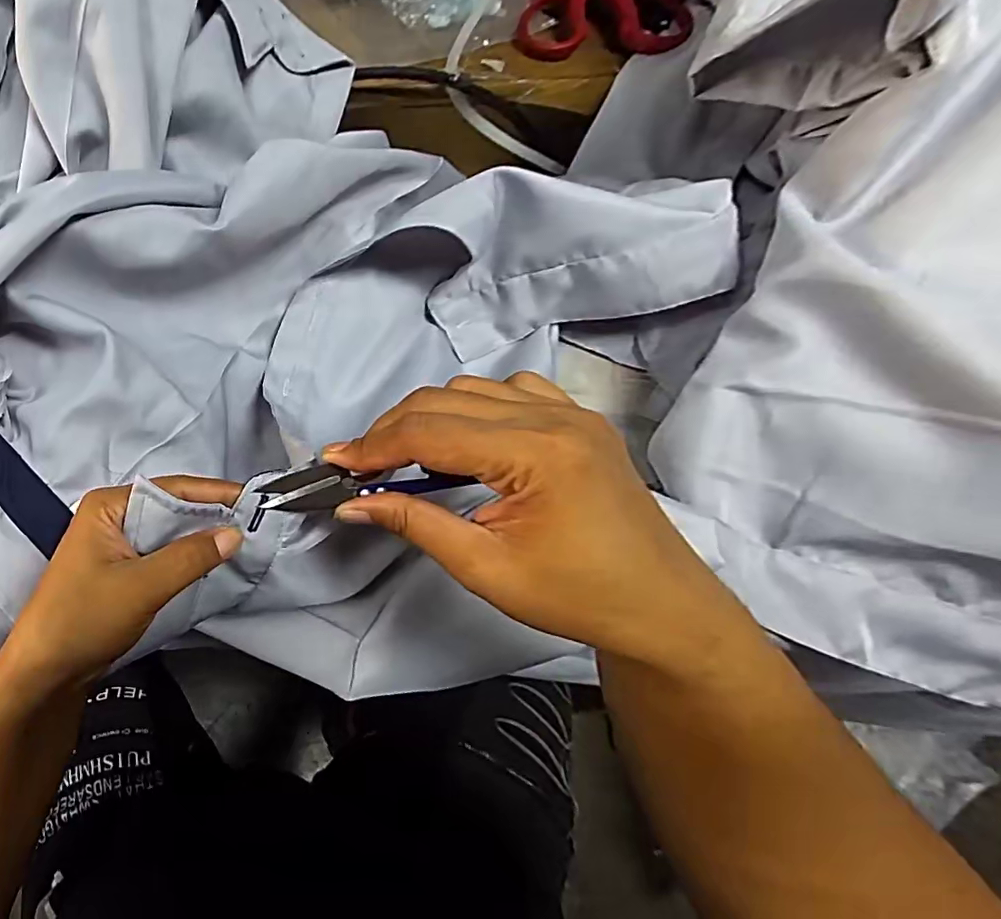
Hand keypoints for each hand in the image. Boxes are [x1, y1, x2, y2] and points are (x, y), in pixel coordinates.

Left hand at [0, 476, 242, 696]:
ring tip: (242, 537)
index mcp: (107, 506)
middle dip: (208, 513)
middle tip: (255, 519)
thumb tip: (233, 533)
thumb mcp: (143, 586)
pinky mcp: (117, 568)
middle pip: (167, 507)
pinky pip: (158, 552)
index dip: (212, 492)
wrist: (46, 668)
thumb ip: (190, 557)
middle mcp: (109, 516)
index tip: (253, 497)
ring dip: (198, 535)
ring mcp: (112, 543)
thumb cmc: (84, 618)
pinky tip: (209, 560)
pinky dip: (184, 555)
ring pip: (164, 531)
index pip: (168, 489)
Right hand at [326, 372, 758, 674]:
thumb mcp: (484, 568)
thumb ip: (413, 524)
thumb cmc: (577, 597)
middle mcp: (553, 418)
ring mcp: (570, 413)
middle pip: (440, 401)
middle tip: (358, 465)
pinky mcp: (578, 419)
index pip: (428, 431)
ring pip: (468, 389)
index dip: (372, 446)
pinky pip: (509, 389)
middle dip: (389, 430)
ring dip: (425, 417)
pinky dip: (471, 406)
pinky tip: (465, 438)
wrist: (666, 611)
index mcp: (536, 453)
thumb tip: (351, 503)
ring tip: (403, 456)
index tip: (334, 463)